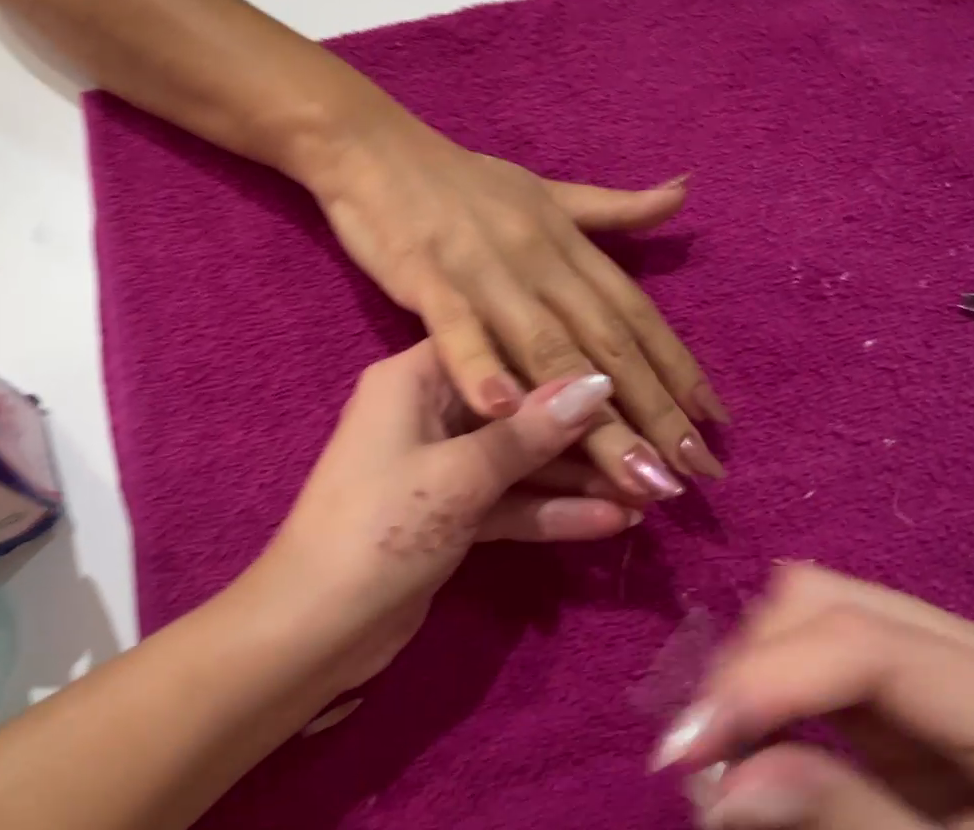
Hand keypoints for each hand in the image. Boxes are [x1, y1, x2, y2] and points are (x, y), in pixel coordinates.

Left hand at [246, 342, 640, 692]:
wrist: (318, 621)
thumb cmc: (382, 527)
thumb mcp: (459, 474)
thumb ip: (529, 431)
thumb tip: (597, 381)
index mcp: (411, 379)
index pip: (496, 352)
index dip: (560, 362)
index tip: (628, 376)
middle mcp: (424, 411)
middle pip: (513, 409)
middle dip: (580, 432)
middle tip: (655, 450)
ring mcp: (435, 465)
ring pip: (515, 460)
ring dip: (574, 476)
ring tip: (650, 491)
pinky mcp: (445, 513)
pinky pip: (504, 501)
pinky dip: (548, 510)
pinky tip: (609, 521)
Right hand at [308, 115, 725, 504]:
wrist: (375, 150)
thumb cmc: (459, 179)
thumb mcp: (543, 189)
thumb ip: (609, 209)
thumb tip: (682, 192)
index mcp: (566, 245)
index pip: (635, 314)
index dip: (679, 369)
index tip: (717, 425)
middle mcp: (538, 262)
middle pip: (605, 344)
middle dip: (655, 412)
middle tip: (695, 476)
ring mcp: (483, 273)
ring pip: (548, 349)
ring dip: (594, 418)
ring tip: (635, 475)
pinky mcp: (427, 280)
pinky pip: (458, 329)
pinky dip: (481, 367)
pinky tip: (503, 412)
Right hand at [653, 565, 973, 829]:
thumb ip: (848, 823)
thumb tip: (719, 783)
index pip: (868, 646)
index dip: (761, 681)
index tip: (687, 748)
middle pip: (833, 605)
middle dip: (747, 668)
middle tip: (700, 751)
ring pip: (816, 605)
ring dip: (751, 667)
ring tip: (725, 742)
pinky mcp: (934, 673)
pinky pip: (827, 638)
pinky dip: (775, 677)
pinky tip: (758, 729)